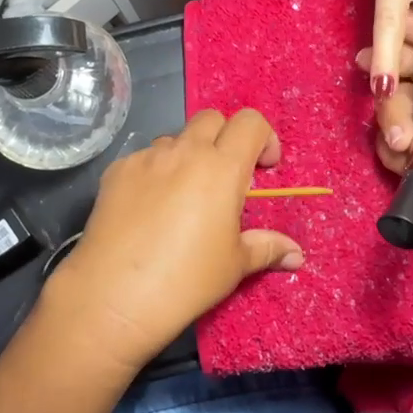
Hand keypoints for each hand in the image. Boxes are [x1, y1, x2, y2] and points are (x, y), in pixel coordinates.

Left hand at [44, 110, 303, 370]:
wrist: (115, 293)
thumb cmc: (187, 278)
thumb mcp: (234, 264)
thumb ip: (267, 248)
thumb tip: (297, 254)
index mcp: (221, 167)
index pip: (250, 122)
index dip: (263, 138)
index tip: (263, 169)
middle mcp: (183, 152)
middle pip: (211, 119)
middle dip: (225, 139)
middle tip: (225, 179)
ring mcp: (145, 158)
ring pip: (174, 139)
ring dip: (187, 156)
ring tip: (184, 197)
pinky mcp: (117, 170)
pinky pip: (144, 159)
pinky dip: (155, 173)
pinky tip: (149, 209)